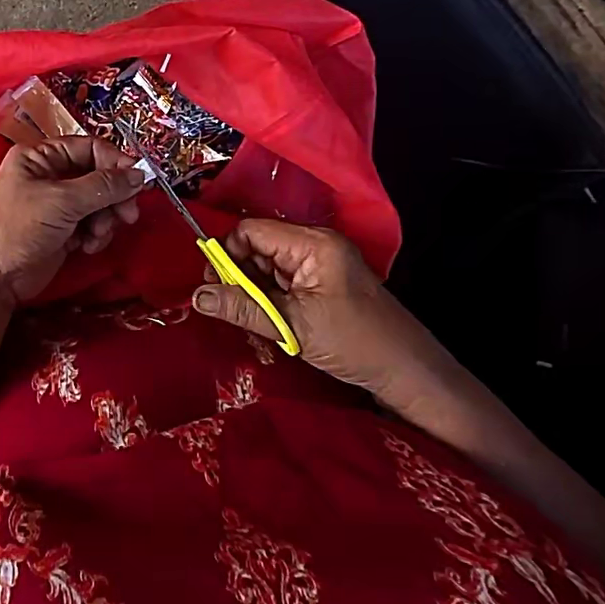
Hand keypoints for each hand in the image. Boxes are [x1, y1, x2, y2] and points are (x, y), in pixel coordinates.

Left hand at [0, 137, 146, 304]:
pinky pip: (92, 224)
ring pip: (99, 202)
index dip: (115, 161)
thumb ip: (102, 186)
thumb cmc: (17, 228)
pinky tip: (87, 247)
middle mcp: (49, 176)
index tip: (139, 179)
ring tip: (97, 235)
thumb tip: (139, 174)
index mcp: (40, 157)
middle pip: (98, 176)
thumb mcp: (61, 201)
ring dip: (105, 218)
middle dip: (114, 195)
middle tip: (127, 215)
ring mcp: (56, 205)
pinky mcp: (63, 231)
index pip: (88, 148)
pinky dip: (96, 234)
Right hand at [191, 219, 463, 403]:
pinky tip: (270, 322)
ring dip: (253, 292)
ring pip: (265, 266)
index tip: (213, 285)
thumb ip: (242, 308)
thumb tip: (196, 297)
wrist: (408, 372)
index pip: (251, 231)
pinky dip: (268, 299)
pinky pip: (280, 281)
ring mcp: (319, 263)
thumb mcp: (292, 326)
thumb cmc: (356, 343)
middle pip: (257, 247)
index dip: (227, 253)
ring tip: (254, 321)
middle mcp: (315, 245)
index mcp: (313, 244)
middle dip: (238, 276)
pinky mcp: (321, 281)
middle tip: (231, 308)